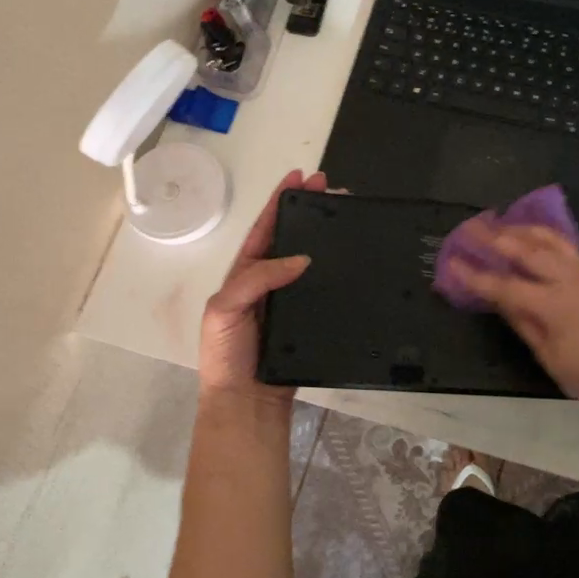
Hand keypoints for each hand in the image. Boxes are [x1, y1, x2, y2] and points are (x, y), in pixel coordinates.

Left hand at [199, 168, 326, 403]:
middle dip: (308, 211)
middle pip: (291, 238)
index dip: (280, 202)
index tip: (300, 176)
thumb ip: (256, 279)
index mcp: (244, 274)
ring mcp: (290, 300)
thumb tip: (301, 259)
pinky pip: (324, 289)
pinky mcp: (309, 318)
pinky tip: (353, 260)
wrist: (246, 401)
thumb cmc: (227, 354)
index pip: (264, 229)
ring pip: (311, 259)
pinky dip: (337, 271)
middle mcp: (269, 282)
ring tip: (346, 215)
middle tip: (332, 187)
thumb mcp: (225, 310)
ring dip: (326, 237)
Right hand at [451, 224, 578, 413]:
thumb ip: (520, 320)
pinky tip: (531, 233)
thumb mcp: (545, 353)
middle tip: (470, 229)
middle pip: (526, 252)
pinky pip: (564, 245)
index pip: (505, 286)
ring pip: (548, 241)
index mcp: (553, 306)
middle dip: (495, 239)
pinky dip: (544, 235)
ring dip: (521, 230)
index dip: (476, 276)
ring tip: (498, 224)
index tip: (451, 264)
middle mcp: (567, 281)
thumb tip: (495, 296)